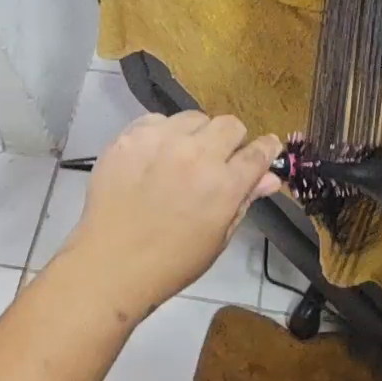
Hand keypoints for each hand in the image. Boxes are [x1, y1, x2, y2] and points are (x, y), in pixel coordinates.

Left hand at [58, 112, 280, 318]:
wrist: (111, 263)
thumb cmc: (172, 261)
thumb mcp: (218, 237)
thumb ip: (244, 200)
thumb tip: (270, 176)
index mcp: (223, 184)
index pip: (258, 152)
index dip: (266, 148)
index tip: (266, 148)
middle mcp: (196, 154)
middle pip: (229, 124)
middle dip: (231, 140)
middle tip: (218, 159)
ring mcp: (161, 141)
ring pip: (193, 117)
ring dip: (196, 134)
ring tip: (182, 157)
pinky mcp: (131, 136)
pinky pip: (157, 120)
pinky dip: (162, 133)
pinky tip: (154, 156)